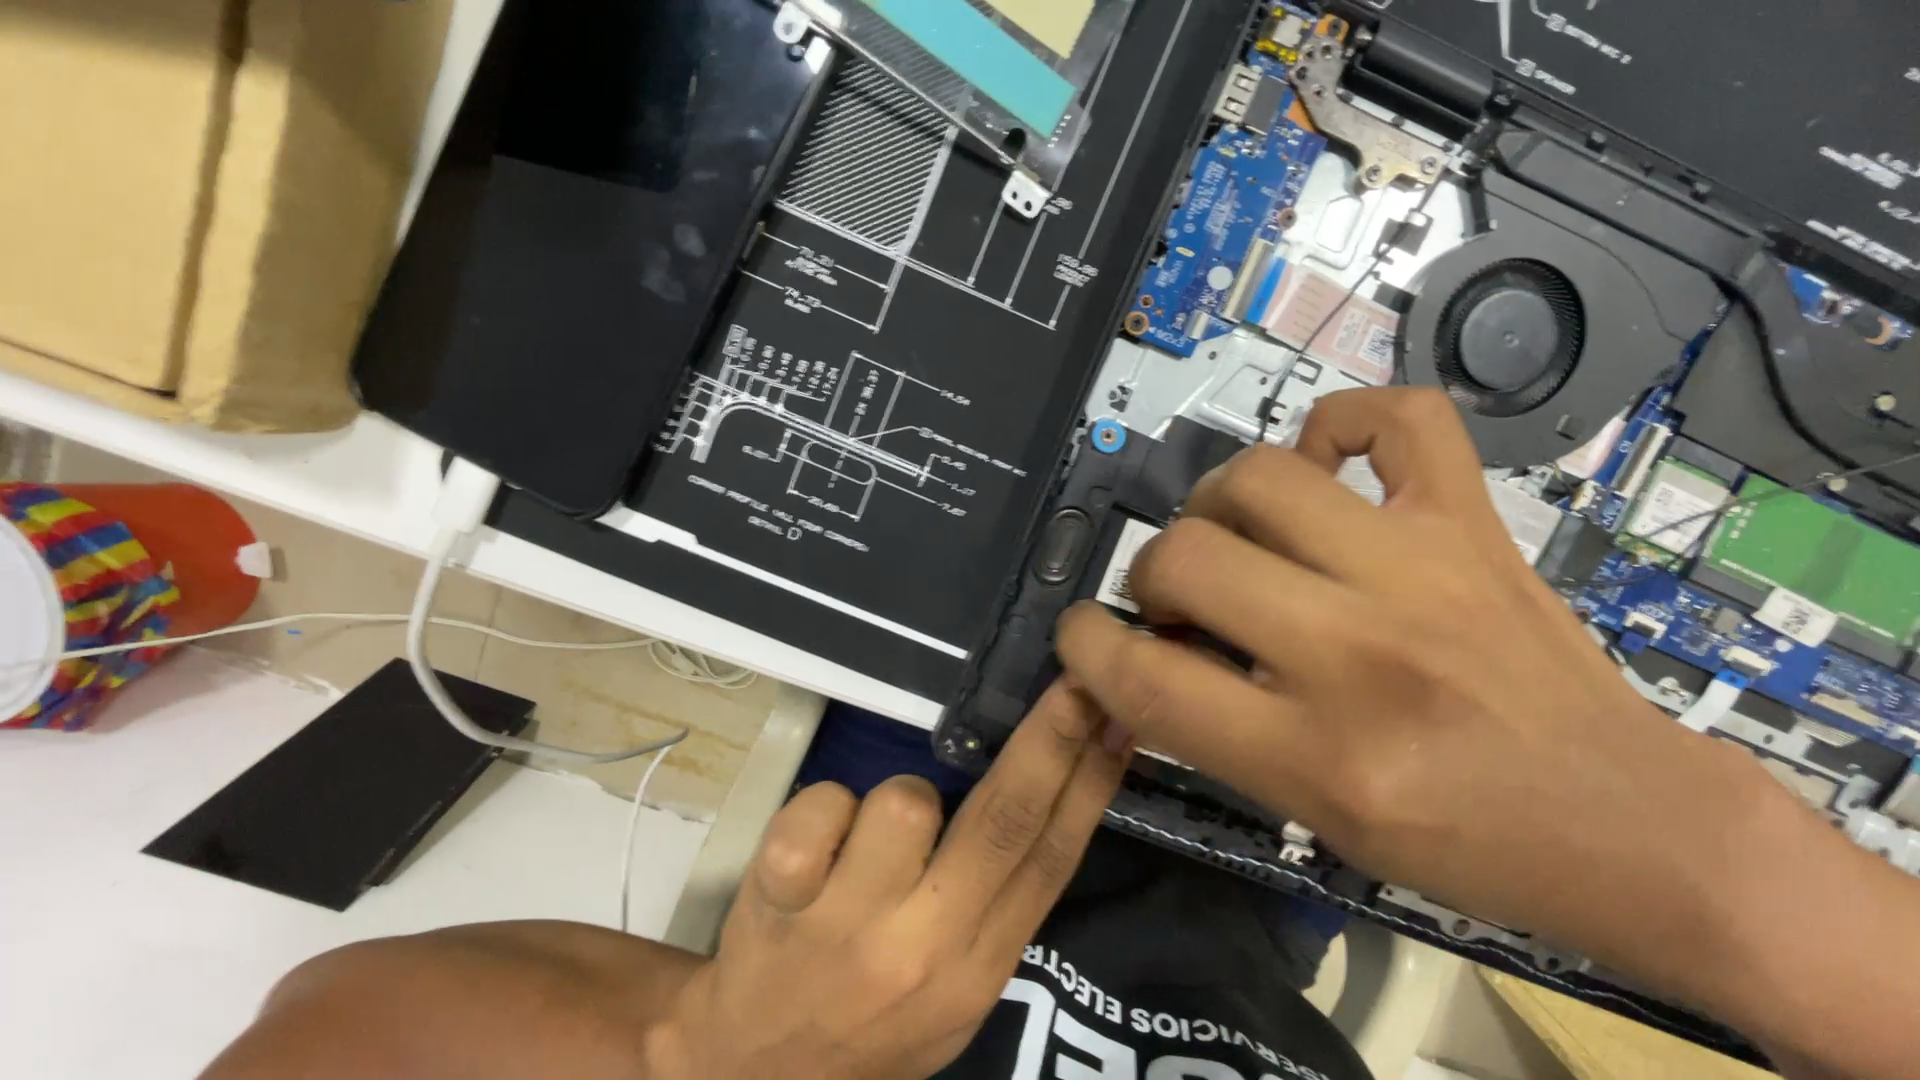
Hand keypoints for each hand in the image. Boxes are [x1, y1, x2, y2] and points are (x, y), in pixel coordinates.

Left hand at [647, 682, 1129, 1079]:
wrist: (753, 1075)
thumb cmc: (870, 1022)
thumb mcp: (956, 992)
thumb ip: (998, 908)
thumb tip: (1050, 802)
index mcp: (980, 966)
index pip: (1052, 860)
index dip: (1090, 785)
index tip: (1117, 720)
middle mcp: (926, 946)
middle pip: (1002, 821)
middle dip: (1048, 741)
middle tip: (1076, 683)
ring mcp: (850, 925)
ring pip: (906, 799)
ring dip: (900, 797)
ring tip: (871, 840)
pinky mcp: (781, 901)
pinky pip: (822, 805)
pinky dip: (822, 810)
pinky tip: (813, 850)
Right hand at [1052, 388, 1823, 999]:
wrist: (1625, 821)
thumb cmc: (1462, 844)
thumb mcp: (1314, 817)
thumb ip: (1214, 737)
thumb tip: (1133, 662)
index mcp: (1319, 755)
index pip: (1146, 680)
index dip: (1084, 649)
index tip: (1081, 636)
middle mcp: (1362, 653)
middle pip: (1187, 559)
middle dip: (1149, 576)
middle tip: (1173, 601)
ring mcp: (1423, 572)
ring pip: (1258, 477)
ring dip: (1213, 505)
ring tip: (1231, 535)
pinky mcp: (1473, 527)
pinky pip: (1398, 419)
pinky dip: (1340, 422)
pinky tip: (1321, 464)